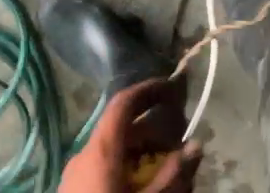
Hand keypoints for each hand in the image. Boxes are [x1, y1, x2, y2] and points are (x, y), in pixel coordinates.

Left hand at [59, 79, 201, 192]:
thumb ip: (174, 175)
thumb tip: (195, 146)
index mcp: (101, 150)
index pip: (124, 103)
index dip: (149, 90)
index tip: (172, 87)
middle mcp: (83, 155)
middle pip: (121, 129)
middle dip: (153, 130)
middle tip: (179, 141)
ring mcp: (73, 177)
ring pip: (112, 151)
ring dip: (141, 153)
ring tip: (166, 169)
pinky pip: (102, 170)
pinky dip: (125, 169)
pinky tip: (143, 187)